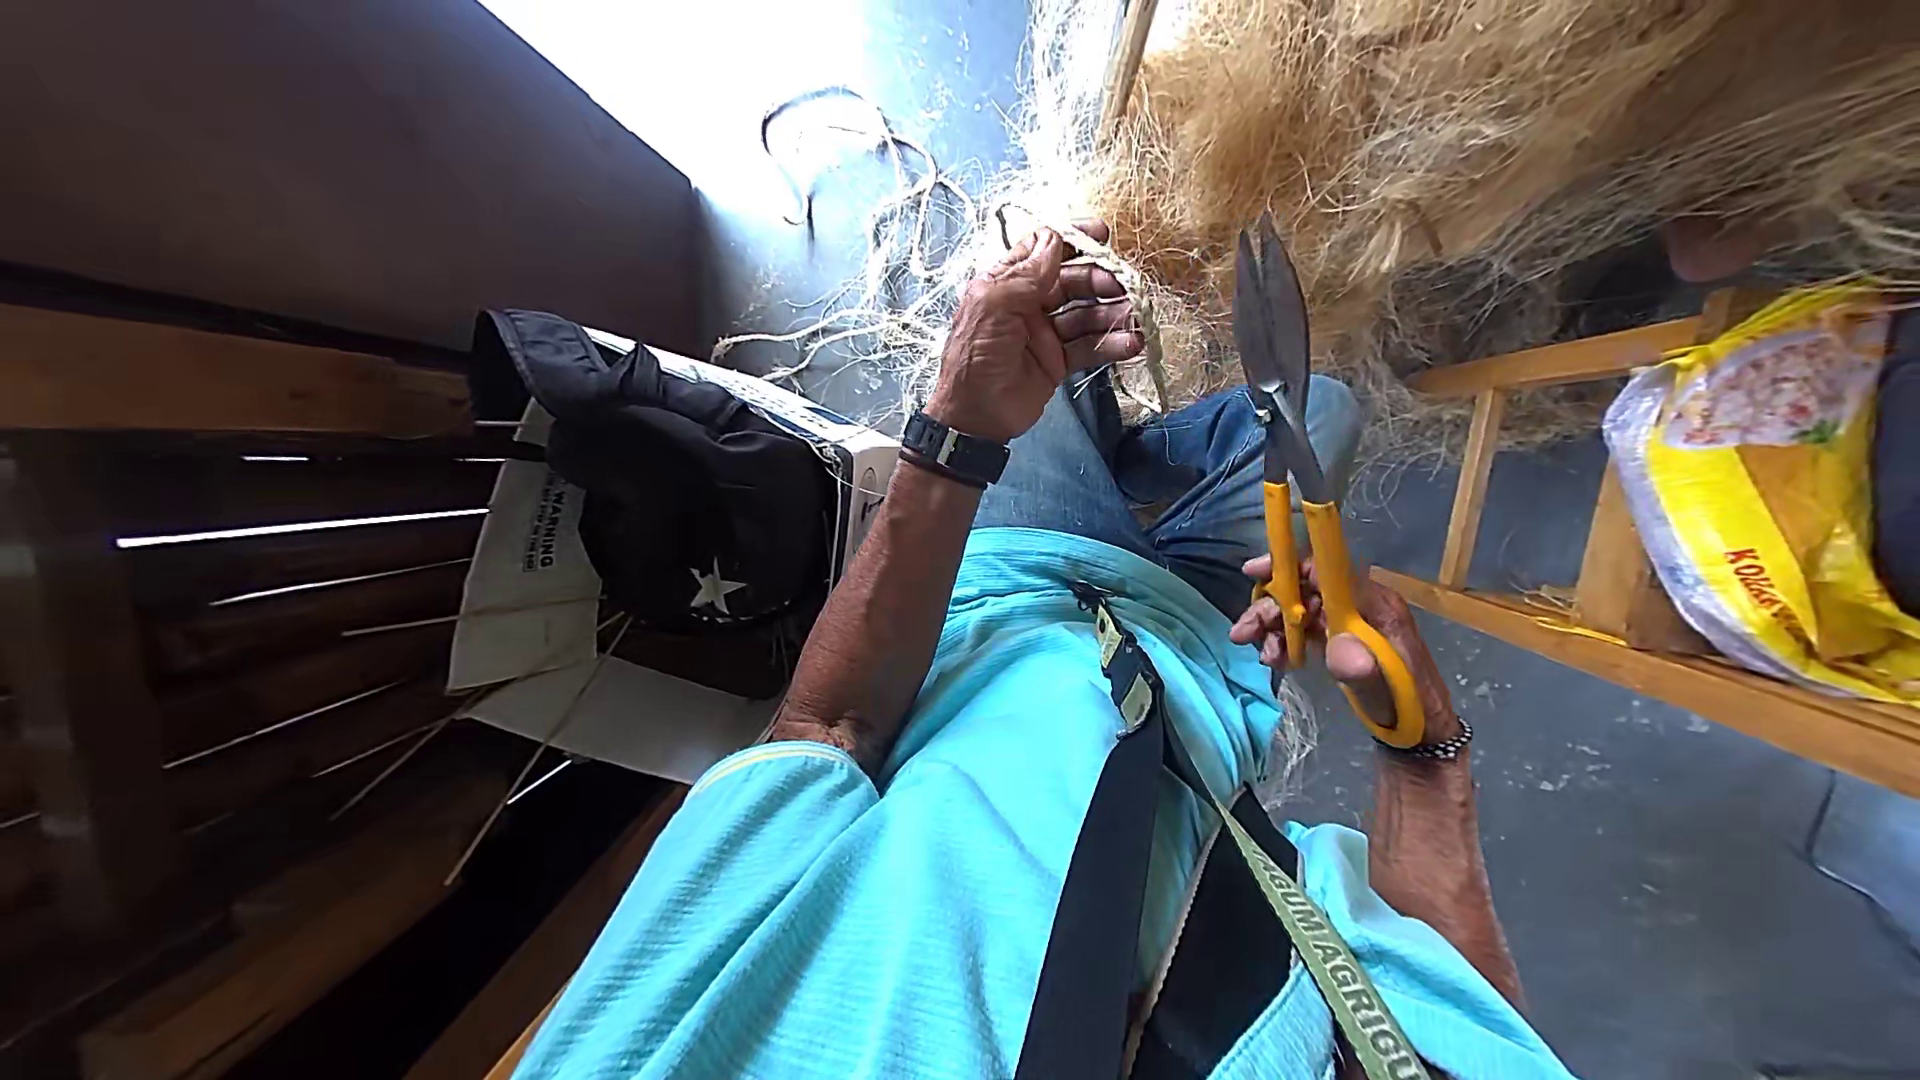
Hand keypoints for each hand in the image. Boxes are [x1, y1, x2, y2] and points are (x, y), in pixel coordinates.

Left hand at [925, 220, 1143, 442]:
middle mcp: (1028, 305)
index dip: (1072, 240)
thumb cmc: (976, 355)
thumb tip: (1055, 236)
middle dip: (1099, 280)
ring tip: (1135, 319)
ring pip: (1085, 315)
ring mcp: (1045, 335)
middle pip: (1072, 282)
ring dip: (1112, 314)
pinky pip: (1088, 347)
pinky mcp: (1057, 363)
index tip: (1102, 235)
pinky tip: (1131, 344)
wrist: (975, 416)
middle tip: (1122, 287)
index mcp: (1007, 284)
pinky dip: (1110, 345)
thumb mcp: (995, 306)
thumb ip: (1027, 273)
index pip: (1042, 251)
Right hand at [1229, 555, 1460, 742]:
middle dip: (1268, 608)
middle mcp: (1356, 605)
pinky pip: (1298, 627)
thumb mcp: (1388, 688)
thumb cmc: (1408, 705)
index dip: (1289, 567)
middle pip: (1302, 590)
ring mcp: (1343, 621)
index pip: (1327, 570)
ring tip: (1263, 656)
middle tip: (1242, 634)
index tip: (1253, 573)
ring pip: (1294, 609)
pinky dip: (1281, 641)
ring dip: (1270, 628)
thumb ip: (1363, 667)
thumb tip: (1337, 646)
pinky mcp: (1333, 636)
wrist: (1419, 732)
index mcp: (1374, 604)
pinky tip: (1276, 660)